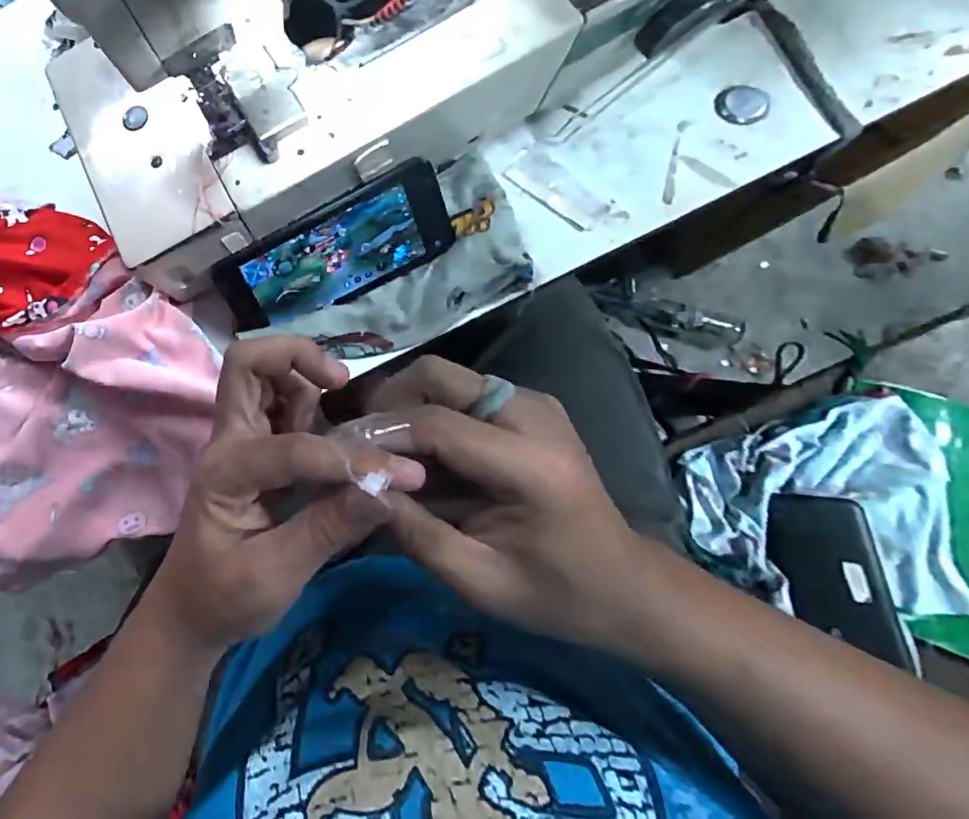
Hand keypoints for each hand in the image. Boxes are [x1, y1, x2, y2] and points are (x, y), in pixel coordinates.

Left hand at [141, 338, 426, 653]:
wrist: (189, 614)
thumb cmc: (224, 599)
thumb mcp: (277, 576)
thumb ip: (328, 529)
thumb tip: (386, 492)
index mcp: (225, 473)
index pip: (290, 449)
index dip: (347, 460)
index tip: (399, 477)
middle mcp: (228, 442)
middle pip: (246, 365)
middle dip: (295, 356)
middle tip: (340, 380)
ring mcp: (240, 441)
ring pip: (263, 376)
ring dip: (302, 376)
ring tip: (339, 405)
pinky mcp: (255, 449)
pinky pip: (279, 402)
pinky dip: (307, 399)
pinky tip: (331, 427)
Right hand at [363, 356, 667, 651]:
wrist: (628, 583)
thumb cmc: (557, 594)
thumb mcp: (481, 582)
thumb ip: (417, 535)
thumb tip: (361, 486)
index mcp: (530, 464)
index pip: (437, 423)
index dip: (381, 433)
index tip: (340, 451)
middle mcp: (534, 414)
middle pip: (437, 375)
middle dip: (389, 403)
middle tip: (363, 445)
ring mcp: (534, 401)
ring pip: (446, 377)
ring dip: (408, 406)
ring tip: (387, 452)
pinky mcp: (530, 403)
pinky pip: (463, 391)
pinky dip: (431, 412)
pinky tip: (423, 454)